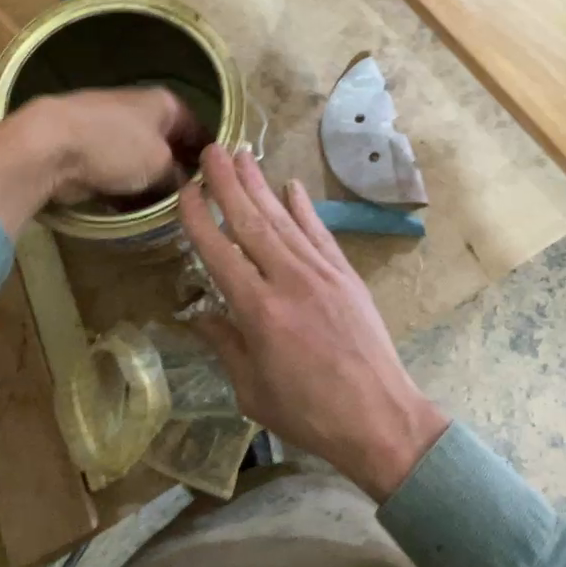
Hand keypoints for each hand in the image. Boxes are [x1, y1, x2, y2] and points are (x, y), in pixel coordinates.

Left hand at [0, 88, 202, 234]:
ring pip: (143, 161)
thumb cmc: (115, 145)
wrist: (48, 146)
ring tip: (165, 212)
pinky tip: (134, 210)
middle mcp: (140, 111)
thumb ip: (178, 176)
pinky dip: (127, 188)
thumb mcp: (160, 164)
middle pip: (170, 145)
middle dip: (179, 172)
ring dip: (152, 184)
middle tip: (193, 202)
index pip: (198, 129)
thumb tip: (183, 186)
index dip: (210, 155)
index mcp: (164, 103)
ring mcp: (112, 130)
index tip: (220, 181)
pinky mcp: (88, 151)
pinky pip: (118, 173)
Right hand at [180, 145, 448, 500]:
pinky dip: (304, 208)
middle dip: (227, 182)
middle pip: (251, 221)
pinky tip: (292, 186)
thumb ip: (226, 345)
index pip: (219, 252)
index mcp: (258, 311)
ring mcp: (321, 273)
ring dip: (260, 185)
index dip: (199, 218)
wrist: (380, 417)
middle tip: (211, 149)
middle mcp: (288, 280)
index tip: (185, 189)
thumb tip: (200, 315)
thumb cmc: (309, 414)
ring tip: (242, 155)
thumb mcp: (252, 391)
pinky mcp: (346, 274)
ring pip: (284, 219)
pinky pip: (320, 233)